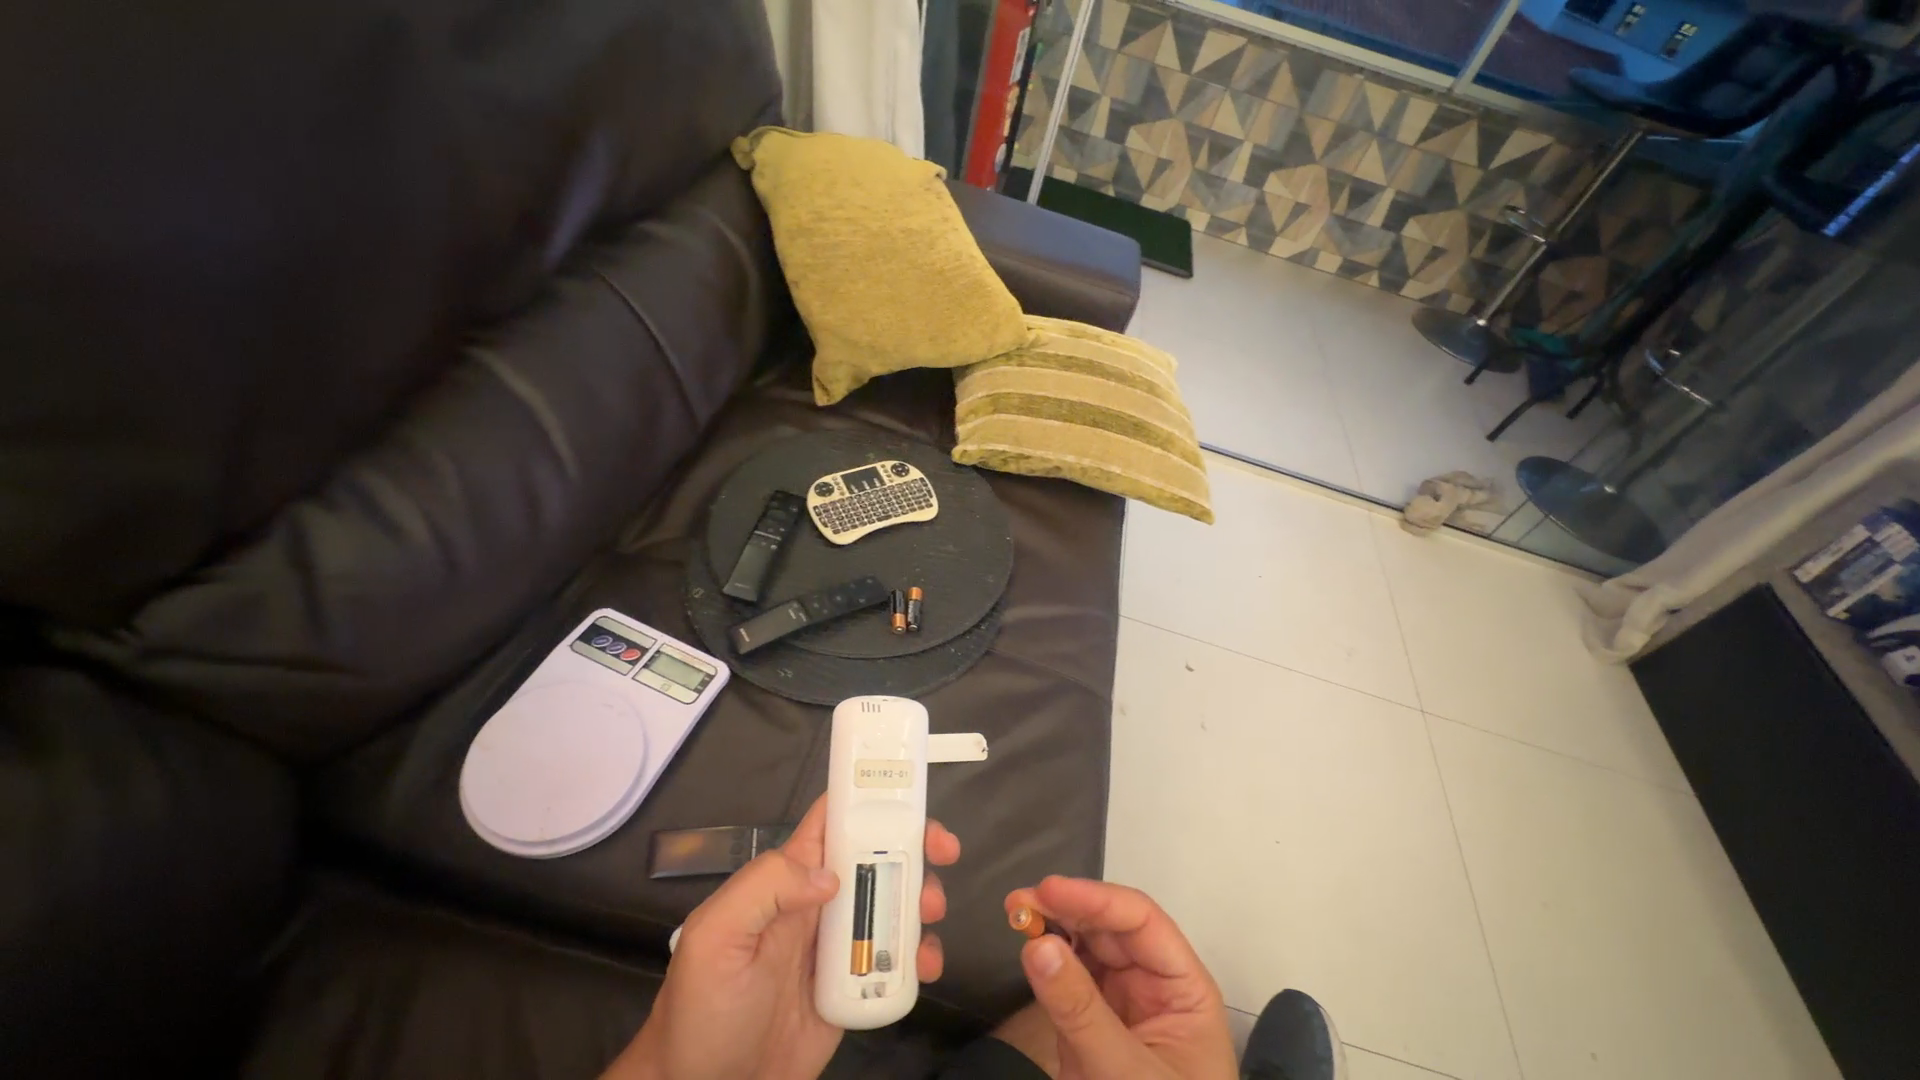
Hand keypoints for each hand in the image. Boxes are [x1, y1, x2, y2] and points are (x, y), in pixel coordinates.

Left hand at [606, 796, 960, 1079]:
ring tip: (930, 917)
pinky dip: (920, 955)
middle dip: (916, 845)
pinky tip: (924, 966)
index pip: (830, 822)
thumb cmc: (704, 1011)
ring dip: (923, 898)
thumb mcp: (716, 937)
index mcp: (785, 879)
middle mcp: (818, 904)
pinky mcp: (856, 988)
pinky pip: (897, 960)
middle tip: (943, 853)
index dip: (869, 799)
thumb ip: (764, 887)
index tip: (911, 799)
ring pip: (895, 903)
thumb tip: (829, 875)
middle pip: (877, 856)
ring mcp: (840, 947)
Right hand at [1004, 877, 1236, 1079]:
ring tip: (1016, 914)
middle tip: (1018, 902)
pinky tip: (1027, 946)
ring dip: (1054, 927)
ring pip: (1088, 948)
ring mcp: (1123, 1004)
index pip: (1142, 922)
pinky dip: (1048, 959)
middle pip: (1112, 928)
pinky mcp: (1093, 1026)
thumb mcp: (1126, 1075)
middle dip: (1068, 908)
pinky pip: (1071, 979)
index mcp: (1184, 988)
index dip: (1096, 899)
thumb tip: (1035, 943)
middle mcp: (1154, 985)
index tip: (1047, 890)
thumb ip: (1080, 1010)